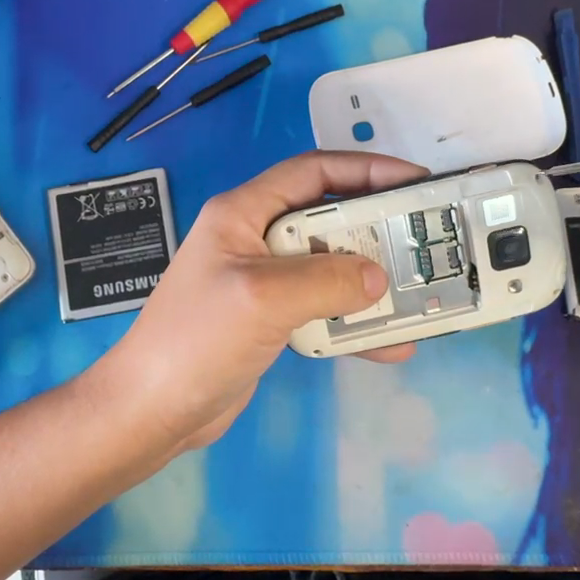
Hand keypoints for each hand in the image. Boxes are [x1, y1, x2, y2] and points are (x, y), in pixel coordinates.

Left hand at [92, 151, 426, 452]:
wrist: (154, 409)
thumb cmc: (198, 339)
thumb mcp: (263, 297)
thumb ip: (326, 280)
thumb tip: (379, 278)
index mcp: (243, 213)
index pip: (312, 172)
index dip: (366, 170)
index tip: (415, 182)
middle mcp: (255, 239)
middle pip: (328, 221)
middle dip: (377, 232)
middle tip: (426, 245)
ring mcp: (263, 282)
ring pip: (331, 269)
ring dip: (372, 284)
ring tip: (419, 296)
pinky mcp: (270, 321)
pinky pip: (322, 311)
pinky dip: (354, 325)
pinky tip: (391, 345)